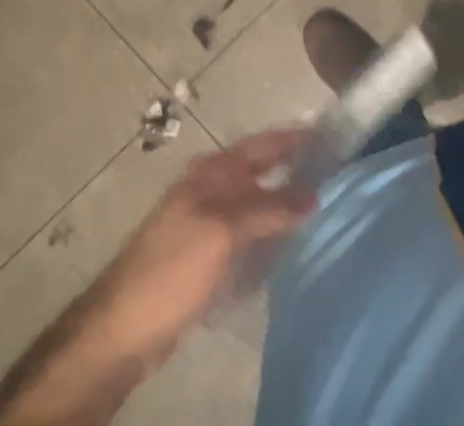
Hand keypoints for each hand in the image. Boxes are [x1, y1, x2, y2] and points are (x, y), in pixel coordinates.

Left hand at [89, 129, 314, 355]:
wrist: (124, 328)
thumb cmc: (173, 268)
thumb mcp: (225, 231)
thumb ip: (272, 209)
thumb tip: (315, 195)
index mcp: (211, 174)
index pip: (263, 144)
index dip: (295, 138)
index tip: (332, 137)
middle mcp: (211, 191)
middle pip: (262, 173)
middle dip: (296, 172)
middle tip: (339, 175)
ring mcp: (208, 224)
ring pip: (258, 205)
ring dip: (287, 206)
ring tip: (328, 207)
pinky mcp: (210, 256)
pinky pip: (251, 236)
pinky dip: (272, 236)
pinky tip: (295, 244)